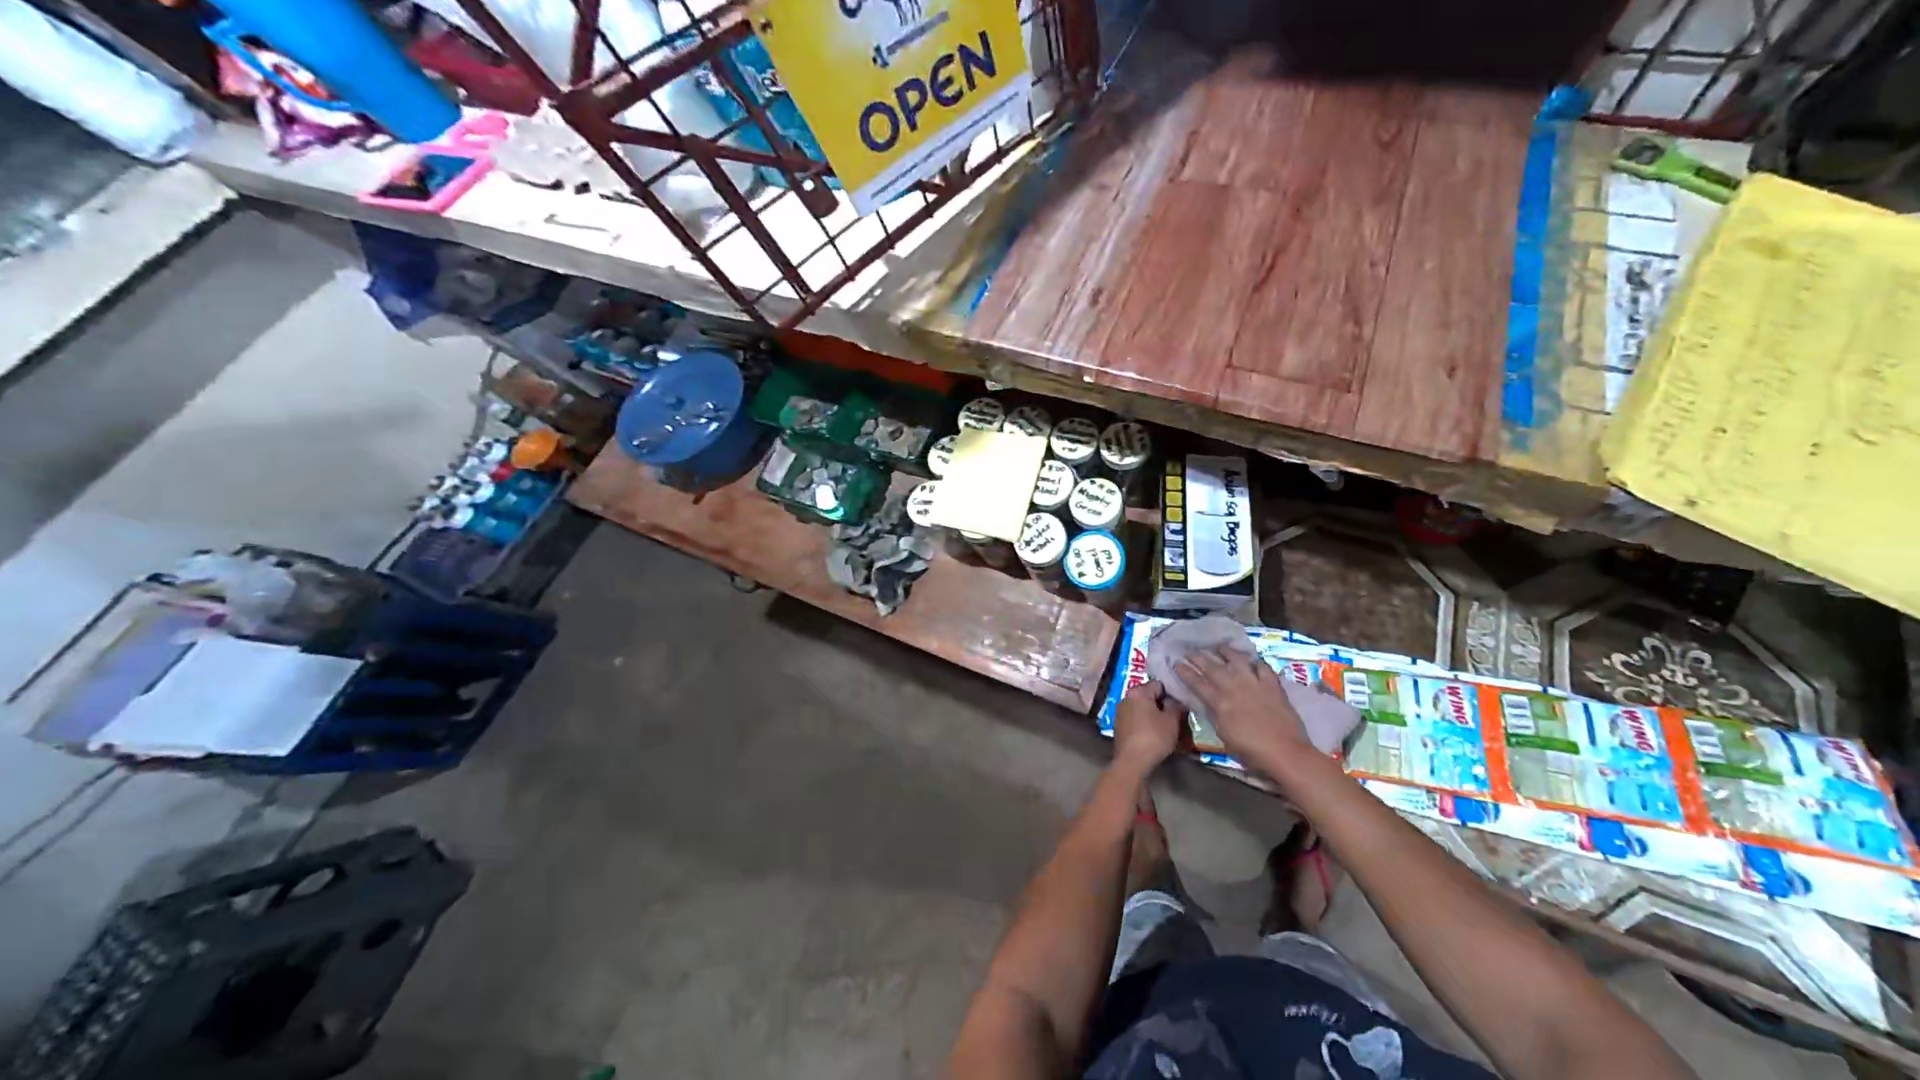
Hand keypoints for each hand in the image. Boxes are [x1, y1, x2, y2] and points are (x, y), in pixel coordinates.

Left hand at [1112, 681, 1182, 771]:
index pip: (1158, 685)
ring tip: (1165, 727)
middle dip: (1161, 705)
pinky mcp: (1118, 726)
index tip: (1179, 705)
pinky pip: (1135, 719)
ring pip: (1141, 709)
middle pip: (1148, 696)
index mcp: (1137, 692)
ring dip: (1152, 715)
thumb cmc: (1154, 737)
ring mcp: (1120, 713)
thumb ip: (1176, 706)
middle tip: (1174, 717)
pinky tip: (1152, 735)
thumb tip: (1176, 702)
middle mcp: (1125, 698)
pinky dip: (1144, 723)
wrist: (1132, 761)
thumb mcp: (1172, 721)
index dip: (1171, 694)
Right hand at [1175, 647, 1310, 765]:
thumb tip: (1207, 704)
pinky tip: (1253, 661)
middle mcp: (1234, 687)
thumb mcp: (1223, 735)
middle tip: (1190, 650)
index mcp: (1219, 703)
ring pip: (1237, 661)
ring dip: (1226, 652)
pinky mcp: (1273, 686)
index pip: (1198, 683)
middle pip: (1213, 668)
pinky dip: (1257, 663)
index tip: (1177, 663)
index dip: (1186, 672)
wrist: (1284, 751)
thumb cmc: (1250, 751)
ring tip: (1218, 647)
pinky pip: (1263, 668)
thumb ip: (1215, 716)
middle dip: (1199, 657)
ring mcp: (1255, 684)